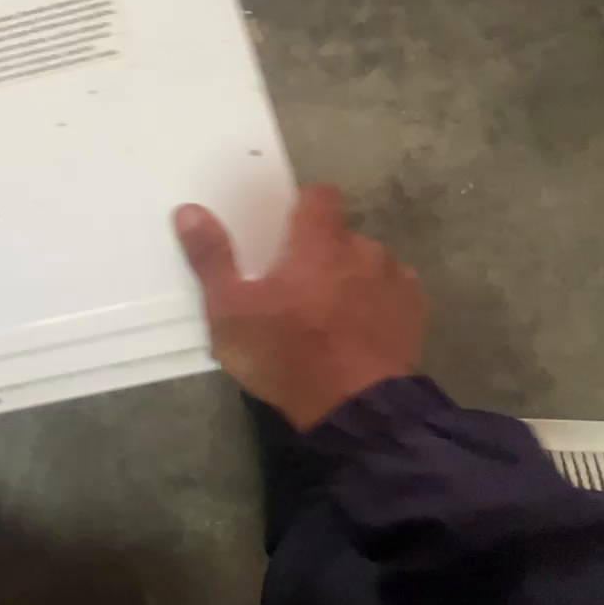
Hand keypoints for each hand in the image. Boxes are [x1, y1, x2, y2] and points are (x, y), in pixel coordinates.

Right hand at [174, 185, 426, 428]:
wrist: (355, 408)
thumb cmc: (284, 352)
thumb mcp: (229, 310)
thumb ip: (211, 258)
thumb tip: (188, 210)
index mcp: (318, 242)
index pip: (319, 196)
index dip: (302, 205)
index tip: (283, 226)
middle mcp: (363, 251)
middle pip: (340, 234)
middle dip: (319, 250)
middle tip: (291, 283)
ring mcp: (395, 282)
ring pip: (367, 264)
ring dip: (348, 276)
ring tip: (324, 311)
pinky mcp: (415, 314)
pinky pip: (389, 293)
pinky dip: (373, 302)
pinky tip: (354, 329)